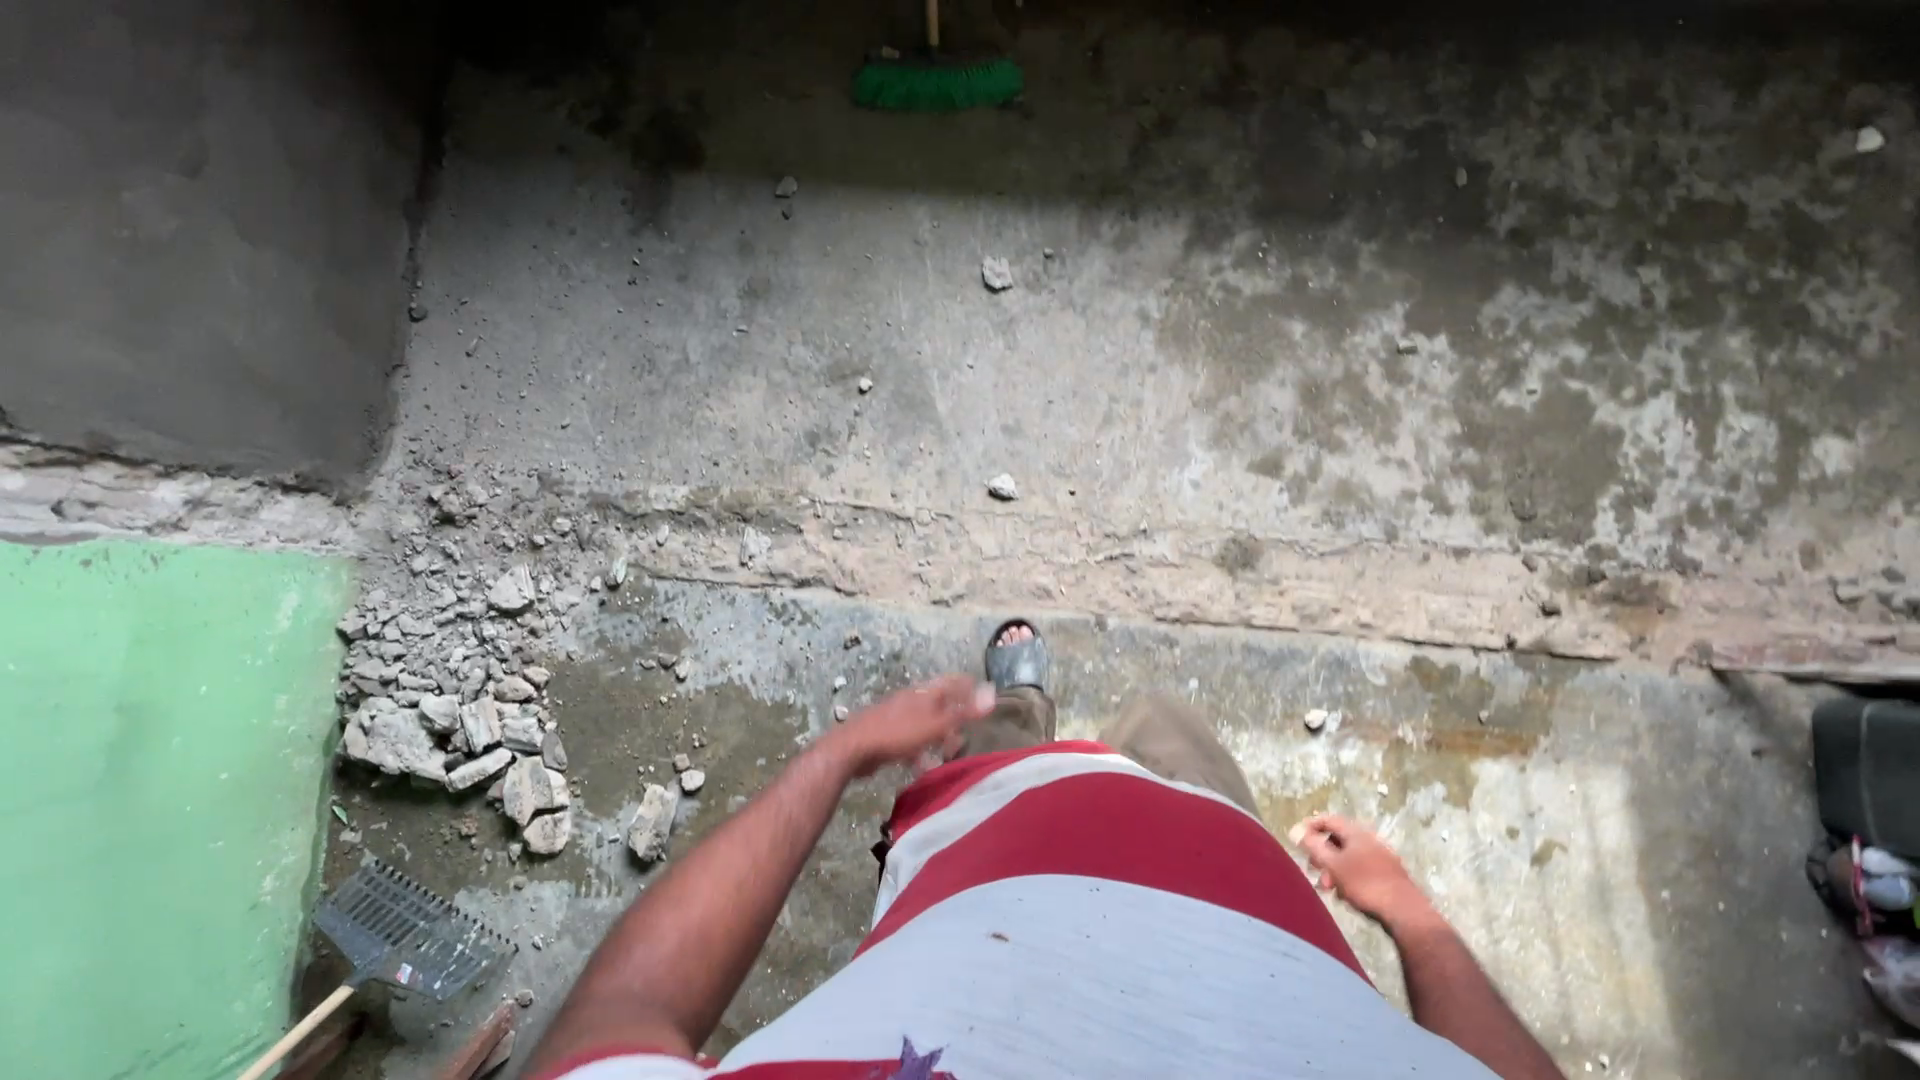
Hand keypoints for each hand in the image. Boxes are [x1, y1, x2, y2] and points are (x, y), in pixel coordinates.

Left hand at [824, 675, 996, 777]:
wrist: (853, 749)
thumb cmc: (897, 734)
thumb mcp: (934, 724)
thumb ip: (963, 711)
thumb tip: (993, 692)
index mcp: (923, 693)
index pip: (952, 682)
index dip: (968, 687)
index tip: (984, 697)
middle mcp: (911, 701)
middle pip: (939, 704)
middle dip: (954, 717)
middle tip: (966, 732)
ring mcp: (897, 718)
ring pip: (925, 724)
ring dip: (938, 737)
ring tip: (949, 752)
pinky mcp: (887, 736)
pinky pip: (911, 742)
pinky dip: (921, 752)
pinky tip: (924, 766)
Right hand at [1293, 814, 1432, 926]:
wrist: (1405, 911)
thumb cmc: (1365, 884)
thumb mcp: (1333, 864)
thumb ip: (1313, 846)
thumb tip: (1295, 830)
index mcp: (1357, 833)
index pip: (1328, 820)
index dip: (1310, 826)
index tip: (1297, 839)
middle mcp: (1370, 840)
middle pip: (1338, 839)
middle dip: (1322, 852)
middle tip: (1313, 867)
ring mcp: (1381, 857)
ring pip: (1349, 856)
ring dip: (1334, 868)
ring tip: (1328, 887)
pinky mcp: (1388, 874)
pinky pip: (1361, 868)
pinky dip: (1348, 875)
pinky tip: (1346, 893)